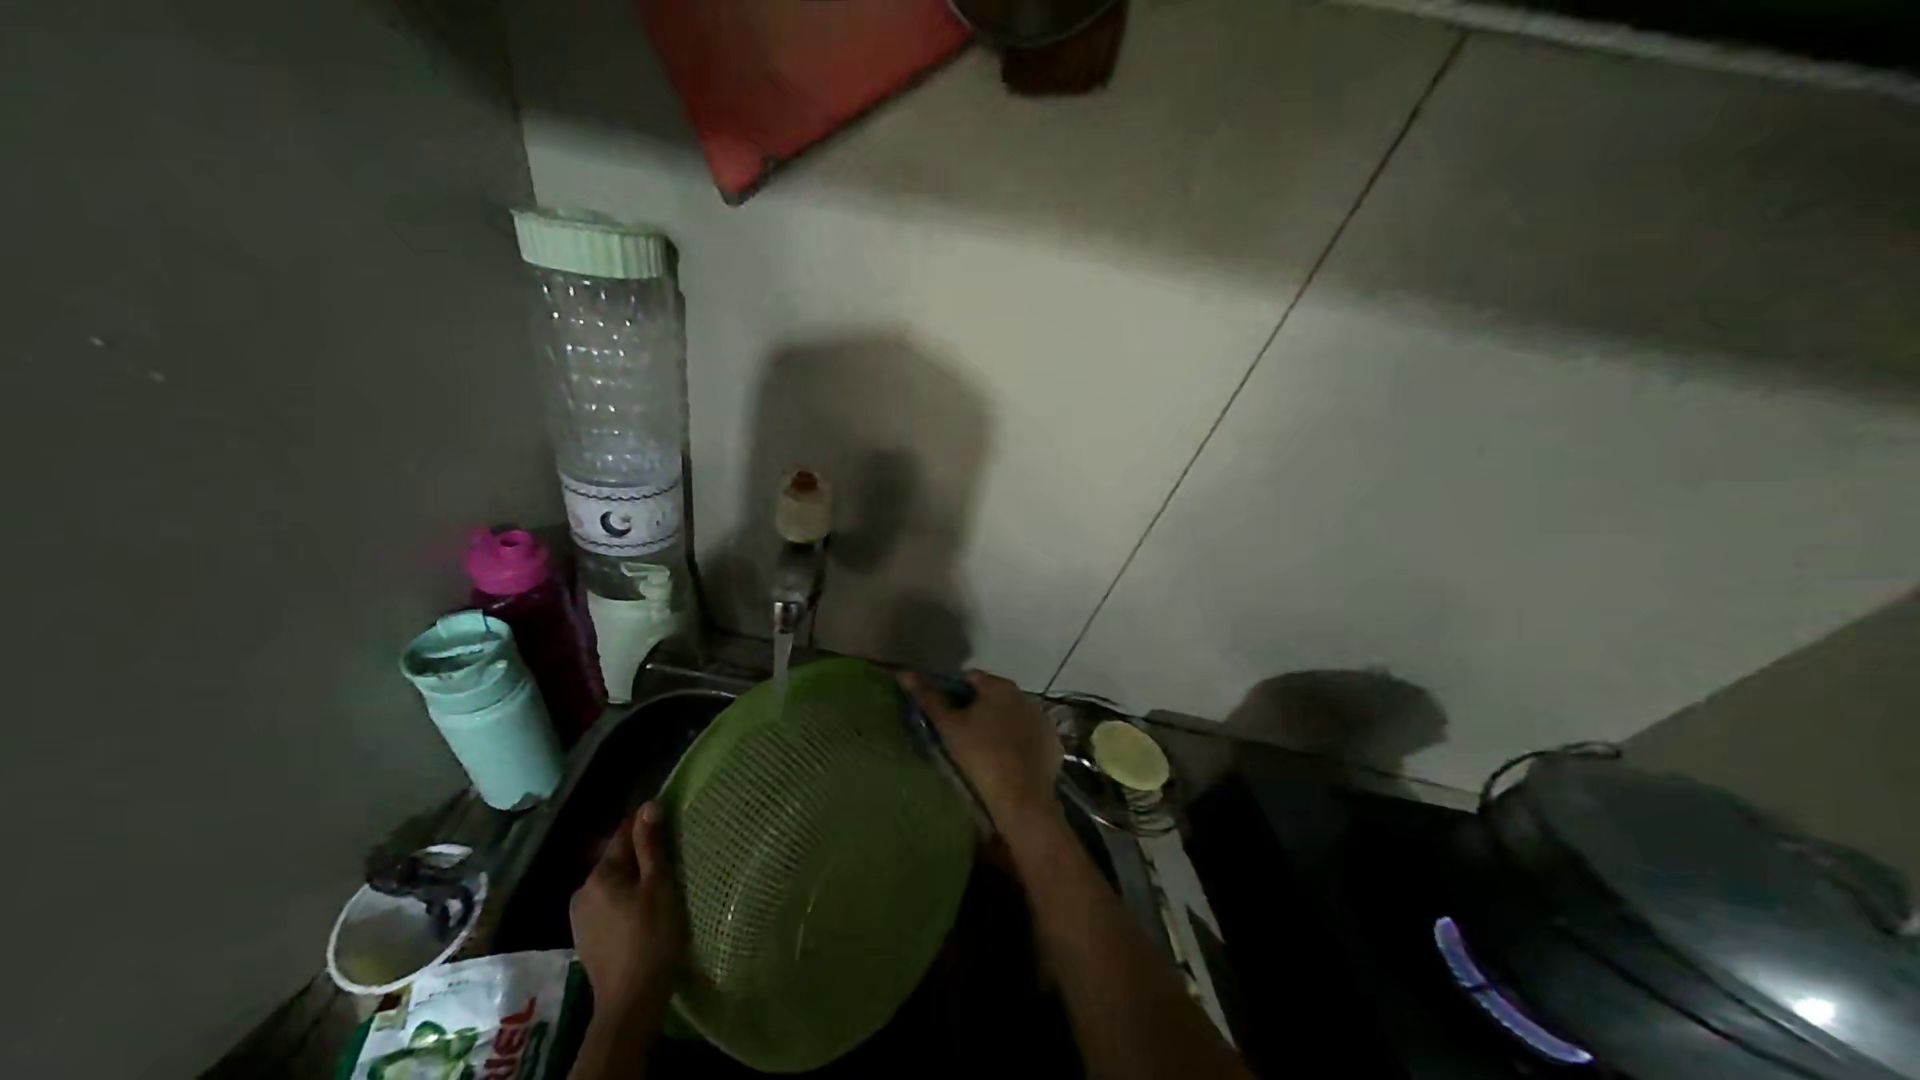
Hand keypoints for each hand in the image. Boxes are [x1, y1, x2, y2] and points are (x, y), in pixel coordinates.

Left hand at [569, 802, 685, 1014]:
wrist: (631, 999)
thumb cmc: (652, 934)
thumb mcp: (659, 884)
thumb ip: (650, 845)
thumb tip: (648, 804)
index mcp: (600, 873)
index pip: (624, 834)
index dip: (646, 826)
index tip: (669, 826)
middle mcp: (582, 890)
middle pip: (615, 860)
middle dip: (639, 856)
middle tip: (670, 863)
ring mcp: (580, 917)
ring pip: (611, 884)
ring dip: (631, 881)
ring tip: (658, 889)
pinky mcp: (585, 938)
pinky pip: (607, 905)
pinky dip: (623, 902)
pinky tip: (641, 914)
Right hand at [900, 670, 1063, 834]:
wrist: (1021, 796)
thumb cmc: (979, 755)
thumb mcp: (948, 726)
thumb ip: (928, 697)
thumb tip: (904, 672)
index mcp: (999, 686)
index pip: (971, 679)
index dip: (955, 694)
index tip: (947, 715)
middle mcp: (1025, 697)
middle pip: (994, 697)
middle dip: (979, 709)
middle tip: (963, 735)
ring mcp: (1043, 720)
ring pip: (1014, 717)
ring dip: (1001, 725)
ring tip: (985, 751)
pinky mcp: (1053, 744)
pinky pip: (1031, 738)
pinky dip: (1020, 744)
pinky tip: (1009, 762)